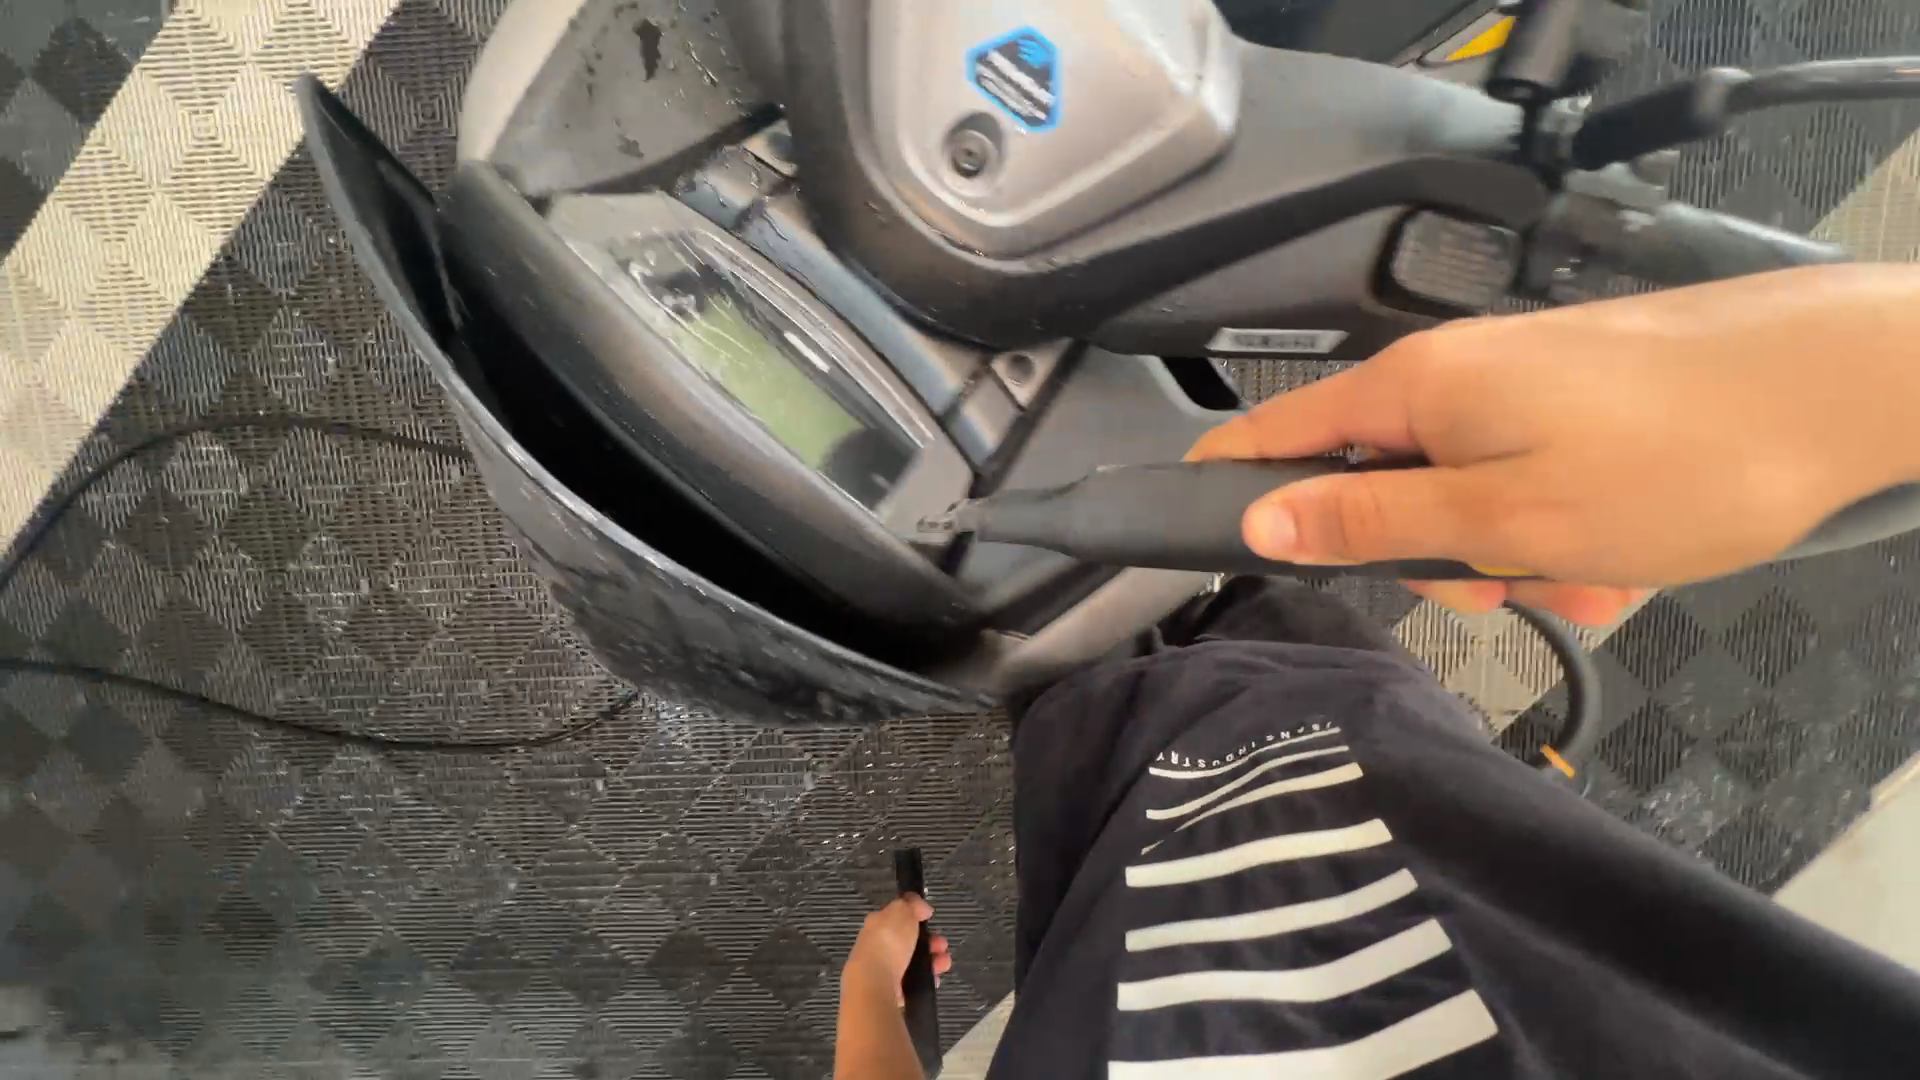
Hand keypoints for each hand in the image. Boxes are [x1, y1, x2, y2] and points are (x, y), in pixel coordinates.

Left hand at [843, 894, 951, 1004]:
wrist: (874, 984)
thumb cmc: (888, 942)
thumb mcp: (901, 910)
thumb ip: (912, 904)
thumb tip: (921, 907)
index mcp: (876, 924)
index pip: (896, 917)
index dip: (914, 916)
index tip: (929, 917)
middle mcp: (877, 947)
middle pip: (908, 941)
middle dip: (929, 941)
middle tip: (942, 944)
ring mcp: (883, 970)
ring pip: (912, 962)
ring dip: (932, 960)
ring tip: (944, 963)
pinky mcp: (890, 992)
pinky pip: (913, 983)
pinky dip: (926, 980)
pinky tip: (935, 979)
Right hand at [1191, 266, 1919, 623]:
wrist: (1876, 383)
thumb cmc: (1673, 459)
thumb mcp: (1504, 515)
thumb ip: (1368, 520)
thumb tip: (1257, 520)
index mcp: (1406, 393)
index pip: (1272, 432)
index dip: (1226, 476)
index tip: (1189, 521)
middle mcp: (1442, 378)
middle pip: (1368, 476)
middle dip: (1410, 545)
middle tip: (1485, 587)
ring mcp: (1504, 386)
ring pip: (1445, 488)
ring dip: (1491, 547)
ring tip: (1579, 577)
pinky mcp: (1559, 400)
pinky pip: (1510, 476)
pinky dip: (1541, 525)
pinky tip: (1608, 556)